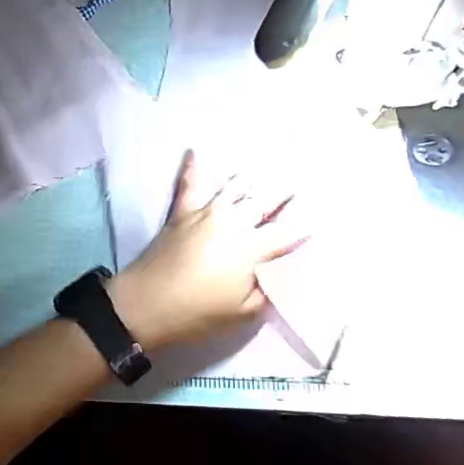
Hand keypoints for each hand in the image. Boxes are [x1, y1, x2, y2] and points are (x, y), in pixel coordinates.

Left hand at [107, 151, 308, 349]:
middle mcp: (233, 222)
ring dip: (252, 179)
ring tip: (266, 169)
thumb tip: (283, 270)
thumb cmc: (198, 314)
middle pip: (264, 201)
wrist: (144, 306)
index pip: (286, 232)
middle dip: (284, 193)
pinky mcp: (182, 212)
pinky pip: (190, 184)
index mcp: (252, 249)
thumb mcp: (244, 314)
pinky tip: (195, 150)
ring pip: (234, 187)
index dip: (304, 225)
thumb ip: (268, 289)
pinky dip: (194, 167)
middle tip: (298, 184)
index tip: (319, 218)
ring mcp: (206, 212)